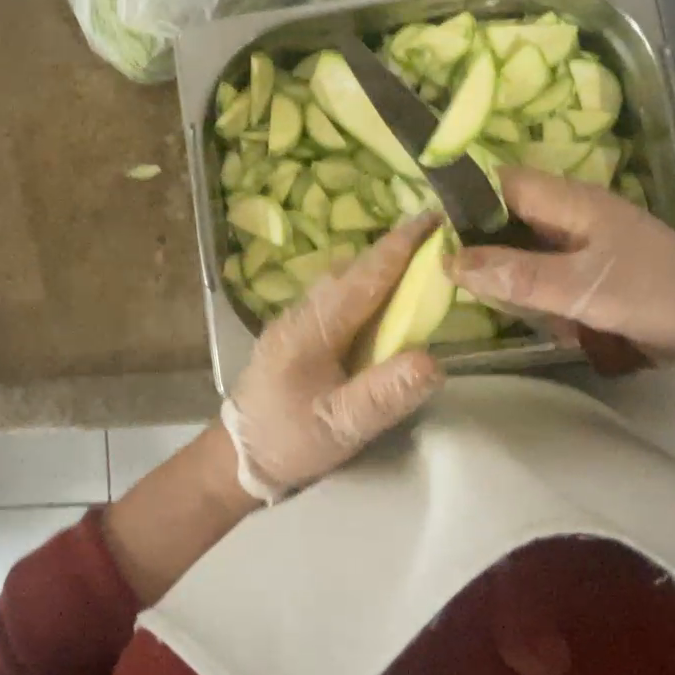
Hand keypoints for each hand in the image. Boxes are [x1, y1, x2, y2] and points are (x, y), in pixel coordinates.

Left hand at [221, 213, 447, 503]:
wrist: (236, 457)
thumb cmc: (288, 441)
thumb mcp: (340, 427)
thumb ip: (384, 395)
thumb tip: (434, 360)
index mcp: (311, 328)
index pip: (363, 277)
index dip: (400, 246)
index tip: (434, 216)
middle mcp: (301, 313)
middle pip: (352, 270)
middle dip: (393, 250)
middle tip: (437, 239)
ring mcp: (295, 321)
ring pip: (341, 281)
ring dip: (378, 267)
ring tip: (417, 264)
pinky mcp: (296, 333)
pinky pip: (336, 297)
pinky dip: (365, 287)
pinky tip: (382, 302)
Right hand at [446, 167, 674, 371]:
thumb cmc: (650, 296)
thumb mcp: (579, 289)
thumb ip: (516, 275)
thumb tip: (448, 261)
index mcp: (570, 201)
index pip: (500, 184)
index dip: (464, 200)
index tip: (433, 232)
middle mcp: (570, 212)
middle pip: (505, 215)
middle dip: (480, 244)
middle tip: (451, 275)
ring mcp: (580, 239)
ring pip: (520, 245)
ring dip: (505, 272)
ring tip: (488, 298)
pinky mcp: (587, 266)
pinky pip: (540, 269)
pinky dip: (528, 289)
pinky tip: (527, 311)